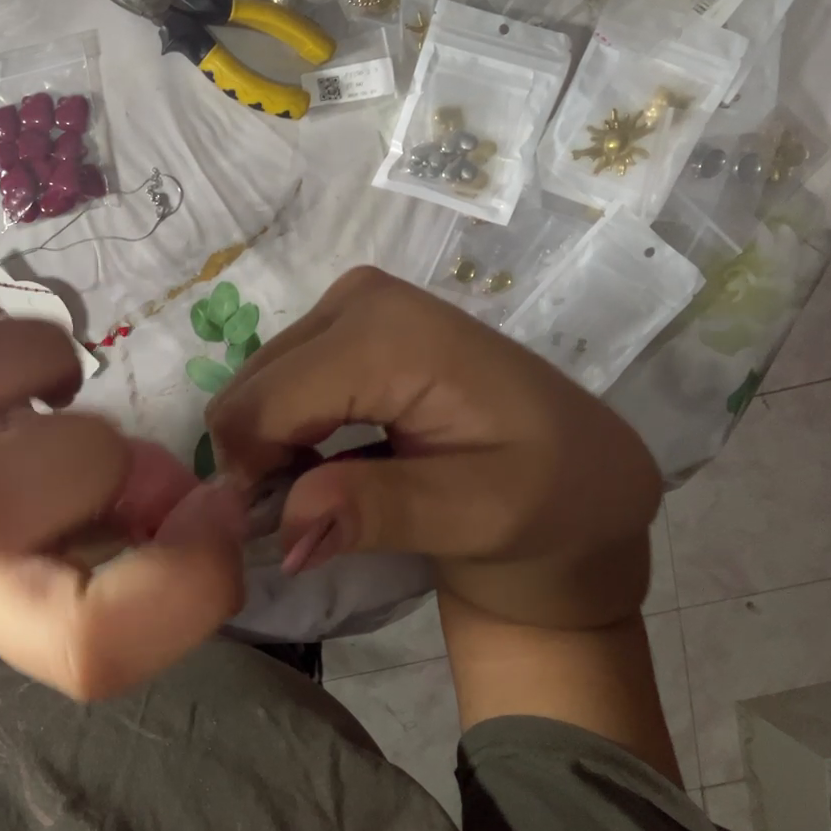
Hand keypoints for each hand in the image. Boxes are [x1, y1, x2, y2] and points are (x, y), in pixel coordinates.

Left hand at [0, 274, 247, 700]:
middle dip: (88, 451)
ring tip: (55, 375)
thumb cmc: (11, 511)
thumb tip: (196, 494)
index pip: (82, 644)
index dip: (181, 587)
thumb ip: (150, 526)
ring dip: (35, 353)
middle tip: (99, 435)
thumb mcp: (86, 537)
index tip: (214, 511)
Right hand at [204, 268, 659, 628]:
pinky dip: (281, 432)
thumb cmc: (548, 501)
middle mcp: (358, 299)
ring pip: (253, 387)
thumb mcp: (475, 519)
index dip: (250, 474)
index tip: (277, 531)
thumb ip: (376, 512)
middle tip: (304, 519)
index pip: (265, 404)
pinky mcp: (344, 322)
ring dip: (267, 449)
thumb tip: (285, 526)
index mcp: (391, 335)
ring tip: (320, 494)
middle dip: (256, 461)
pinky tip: (319, 463)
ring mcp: (348, 304)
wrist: (580, 484)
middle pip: (250, 391)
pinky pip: (274, 381)